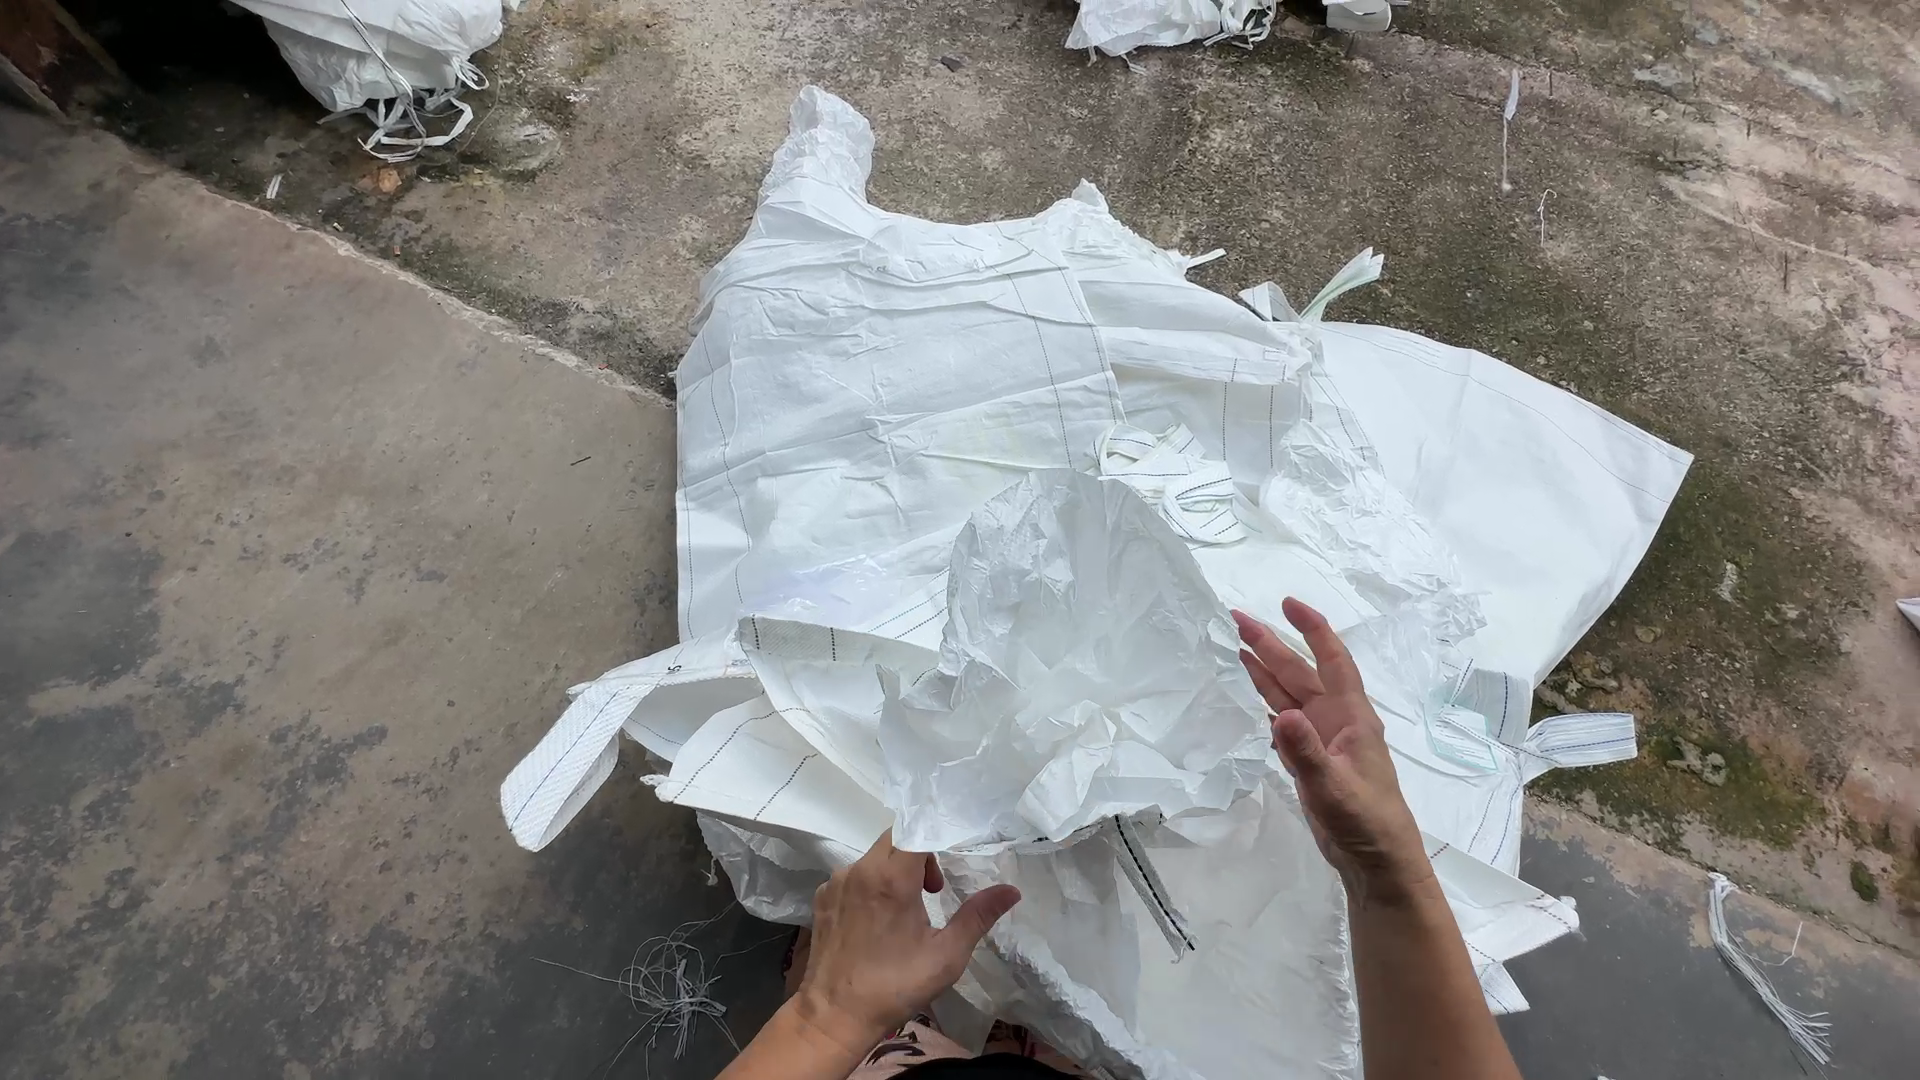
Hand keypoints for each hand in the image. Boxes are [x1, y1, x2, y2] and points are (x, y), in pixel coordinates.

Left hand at [794, 830, 1020, 1054]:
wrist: (835, 1016)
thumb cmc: (895, 986)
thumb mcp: (946, 956)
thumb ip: (978, 916)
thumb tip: (1012, 890)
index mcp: (893, 877)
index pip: (917, 831)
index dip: (935, 845)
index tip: (941, 879)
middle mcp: (861, 868)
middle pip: (895, 838)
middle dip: (916, 855)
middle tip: (928, 892)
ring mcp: (837, 881)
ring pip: (873, 856)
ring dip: (892, 871)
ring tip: (900, 911)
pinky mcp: (823, 895)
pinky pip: (852, 875)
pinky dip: (868, 886)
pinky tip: (872, 921)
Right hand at [1234, 598, 1433, 905]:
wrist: (1377, 864)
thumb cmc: (1365, 822)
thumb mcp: (1334, 788)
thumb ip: (1306, 752)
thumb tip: (1282, 714)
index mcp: (1351, 717)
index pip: (1331, 661)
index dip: (1312, 630)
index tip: (1287, 604)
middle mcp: (1336, 719)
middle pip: (1299, 672)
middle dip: (1270, 644)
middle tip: (1236, 620)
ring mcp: (1322, 738)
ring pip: (1288, 692)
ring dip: (1264, 670)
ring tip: (1235, 648)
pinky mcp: (1310, 757)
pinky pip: (1283, 718)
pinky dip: (1264, 701)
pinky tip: (1248, 693)